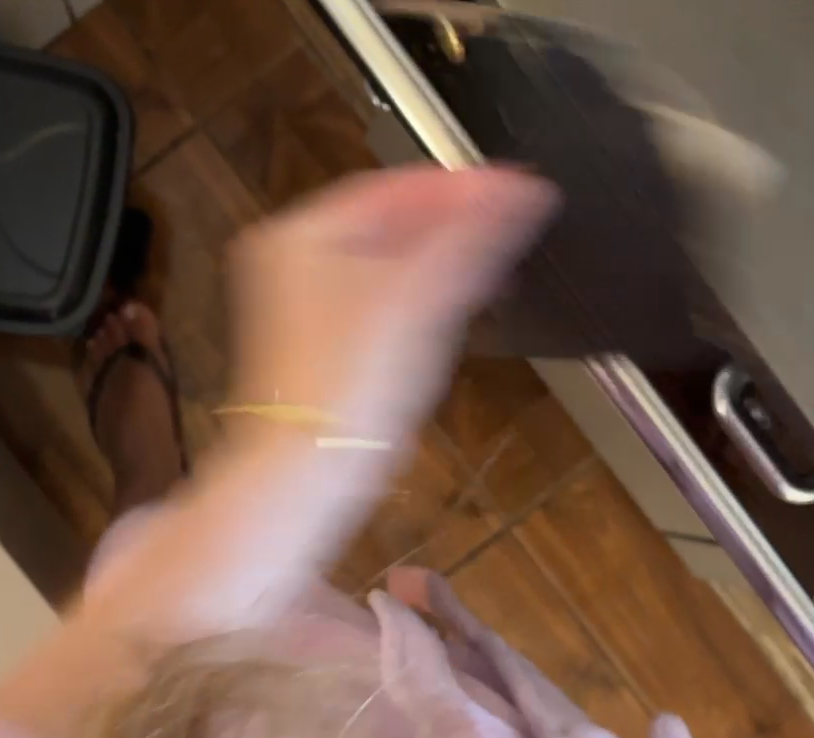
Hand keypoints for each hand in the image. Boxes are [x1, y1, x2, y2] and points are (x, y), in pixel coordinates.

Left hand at [228, 165, 558, 448]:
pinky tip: (455, 311)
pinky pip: (379, 310)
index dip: (458, 188)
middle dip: (452, 228)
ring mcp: (304, 313)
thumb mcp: (417, 298)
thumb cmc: (347, 384)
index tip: (515, 191)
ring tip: (494, 268)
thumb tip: (522, 189)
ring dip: (439, 266)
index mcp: (299, 237)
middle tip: (511, 228)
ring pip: (385, 271)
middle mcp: (291, 268)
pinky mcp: (323, 353)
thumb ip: (471, 238)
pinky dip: (418, 305)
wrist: (306, 473)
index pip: (391, 188)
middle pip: (388, 228)